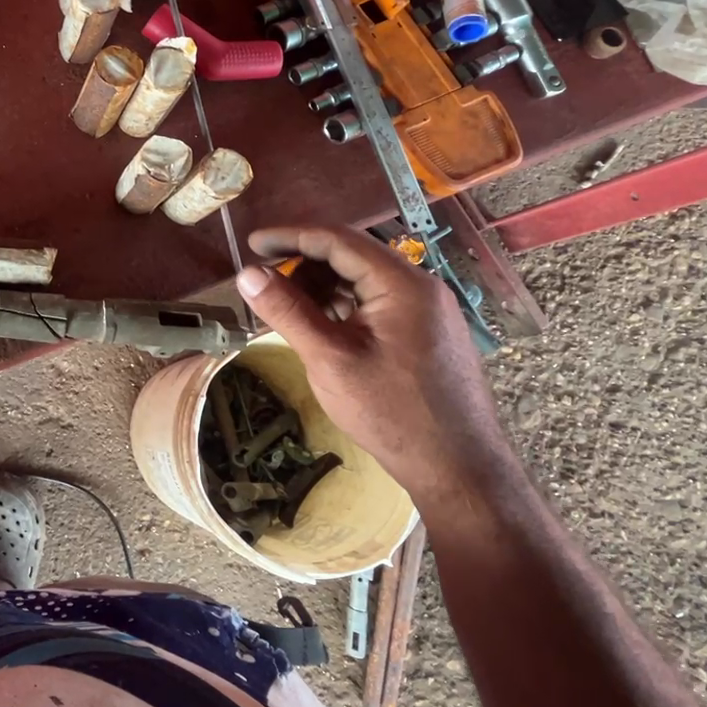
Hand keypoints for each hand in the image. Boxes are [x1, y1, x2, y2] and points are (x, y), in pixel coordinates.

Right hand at [234, 226, 518, 506]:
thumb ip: (287, 311)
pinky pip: (373, 303)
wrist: (460, 470)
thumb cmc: (392, 412)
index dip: (290, 236)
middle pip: (350, 256)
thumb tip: (245, 274)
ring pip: (360, 280)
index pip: (338, 239)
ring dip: (318, 286)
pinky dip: (338, 306)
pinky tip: (315, 326)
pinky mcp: (422, 334)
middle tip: (262, 279)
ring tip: (282, 307)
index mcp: (402, 284)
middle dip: (302, 262)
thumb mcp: (329, 358)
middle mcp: (419, 288)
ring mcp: (425, 311)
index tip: (251, 243)